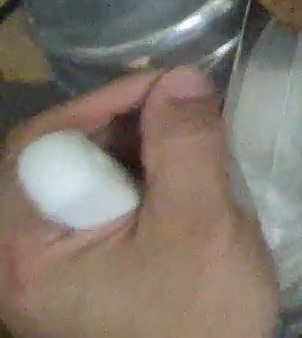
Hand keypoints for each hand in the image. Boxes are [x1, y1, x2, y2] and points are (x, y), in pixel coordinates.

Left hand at [0, 69, 276, 337]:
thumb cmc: (196, 306)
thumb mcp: (201, 221)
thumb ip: (186, 148)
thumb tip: (180, 78)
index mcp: (22, 249)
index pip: (37, 148)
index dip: (104, 104)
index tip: (178, 85)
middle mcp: (17, 255)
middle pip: (55, 159)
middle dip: (129, 122)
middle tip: (198, 112)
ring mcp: (48, 266)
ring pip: (84, 177)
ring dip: (143, 148)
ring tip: (202, 146)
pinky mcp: (82, 270)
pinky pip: (102, 202)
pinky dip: (147, 176)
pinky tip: (190, 183)